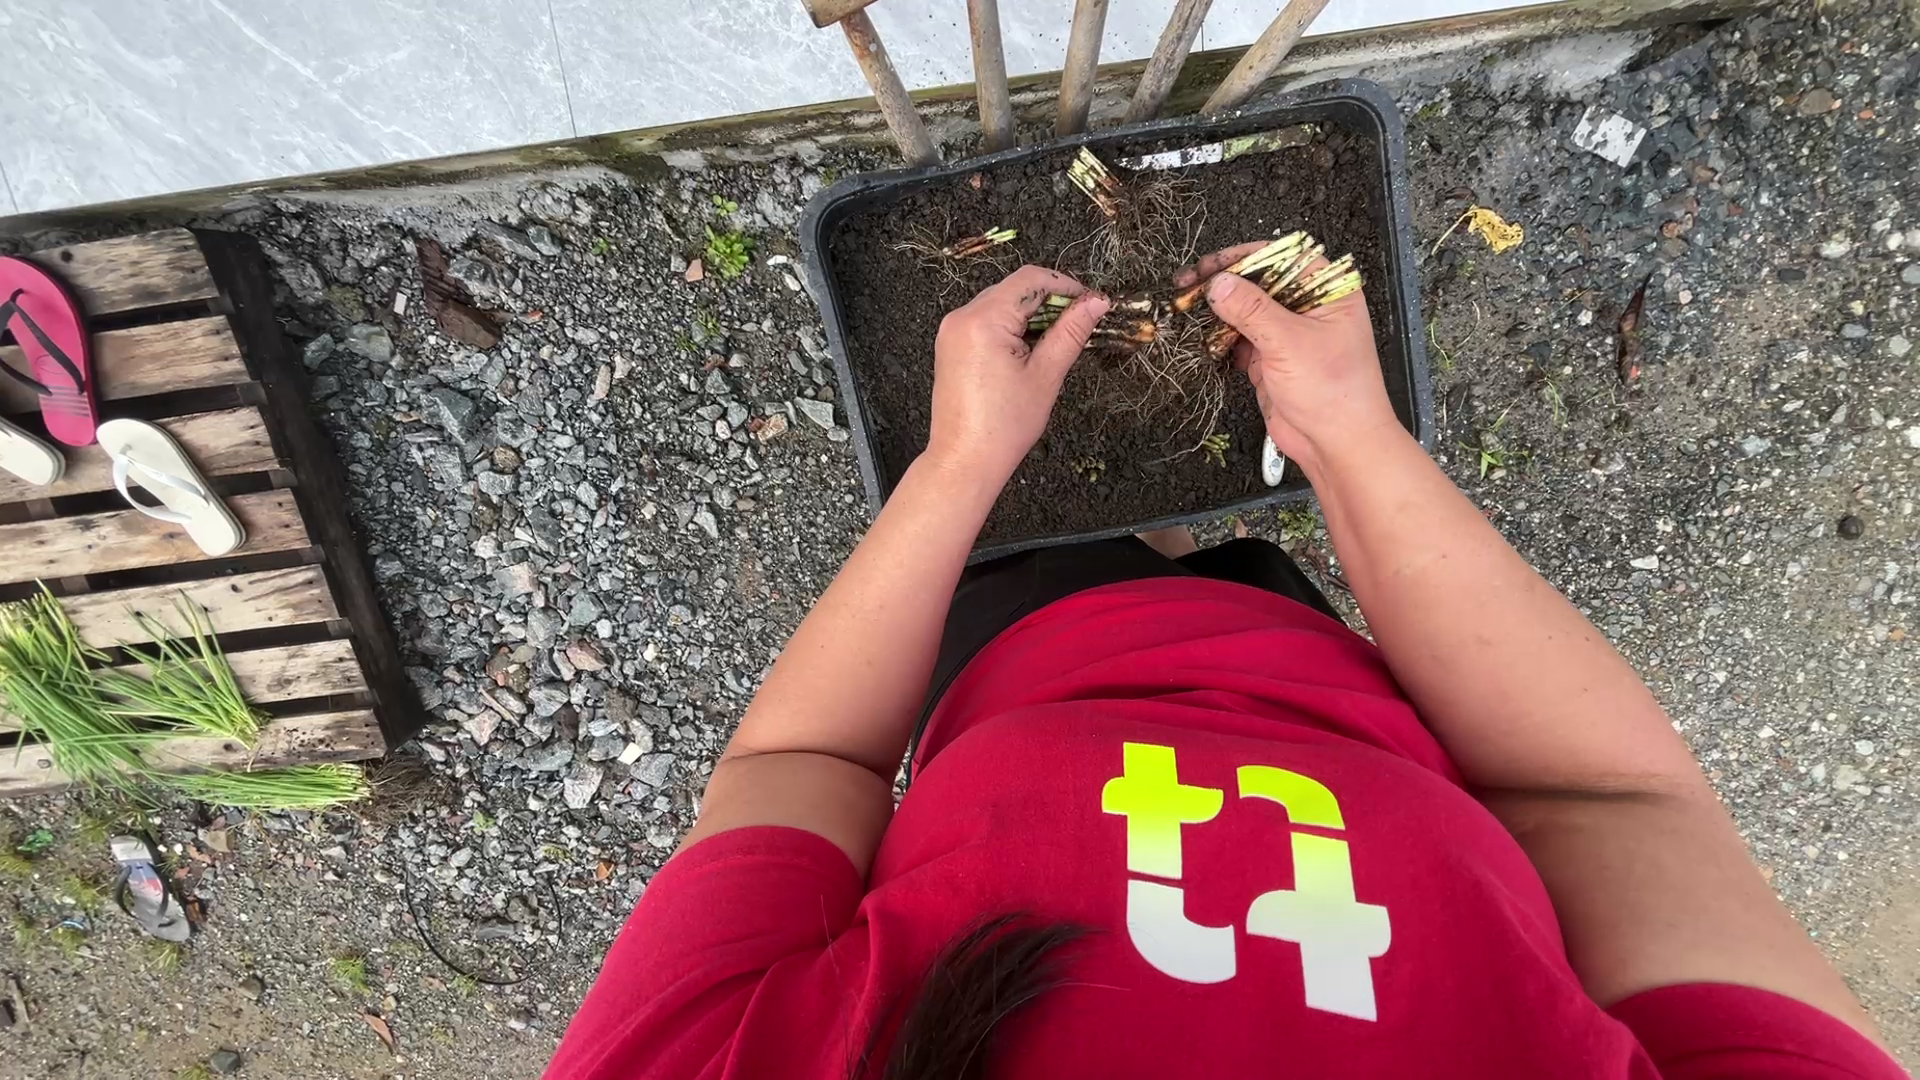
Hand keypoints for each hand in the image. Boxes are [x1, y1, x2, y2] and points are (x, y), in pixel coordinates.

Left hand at [925, 265, 1109, 481]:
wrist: (965, 461)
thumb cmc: (1002, 427)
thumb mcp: (1045, 375)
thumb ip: (1071, 332)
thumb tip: (1096, 303)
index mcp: (983, 321)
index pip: (1030, 280)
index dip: (1065, 286)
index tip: (1089, 303)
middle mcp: (961, 318)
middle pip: (1014, 289)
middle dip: (1049, 302)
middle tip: (1078, 325)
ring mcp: (952, 332)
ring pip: (1001, 304)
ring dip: (1031, 316)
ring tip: (1054, 345)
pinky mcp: (951, 346)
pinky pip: (986, 322)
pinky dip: (1011, 329)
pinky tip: (1029, 352)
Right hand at [1184, 244, 1400, 476]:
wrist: (1337, 442)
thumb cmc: (1332, 389)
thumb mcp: (1290, 342)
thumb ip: (1252, 310)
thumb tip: (1217, 283)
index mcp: (1326, 291)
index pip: (1281, 257)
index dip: (1242, 258)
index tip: (1208, 267)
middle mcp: (1306, 307)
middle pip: (1258, 284)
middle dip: (1223, 286)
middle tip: (1187, 288)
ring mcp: (1286, 334)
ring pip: (1244, 313)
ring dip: (1216, 314)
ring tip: (1185, 312)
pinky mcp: (1269, 360)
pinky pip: (1238, 341)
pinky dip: (1219, 340)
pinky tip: (1199, 339)